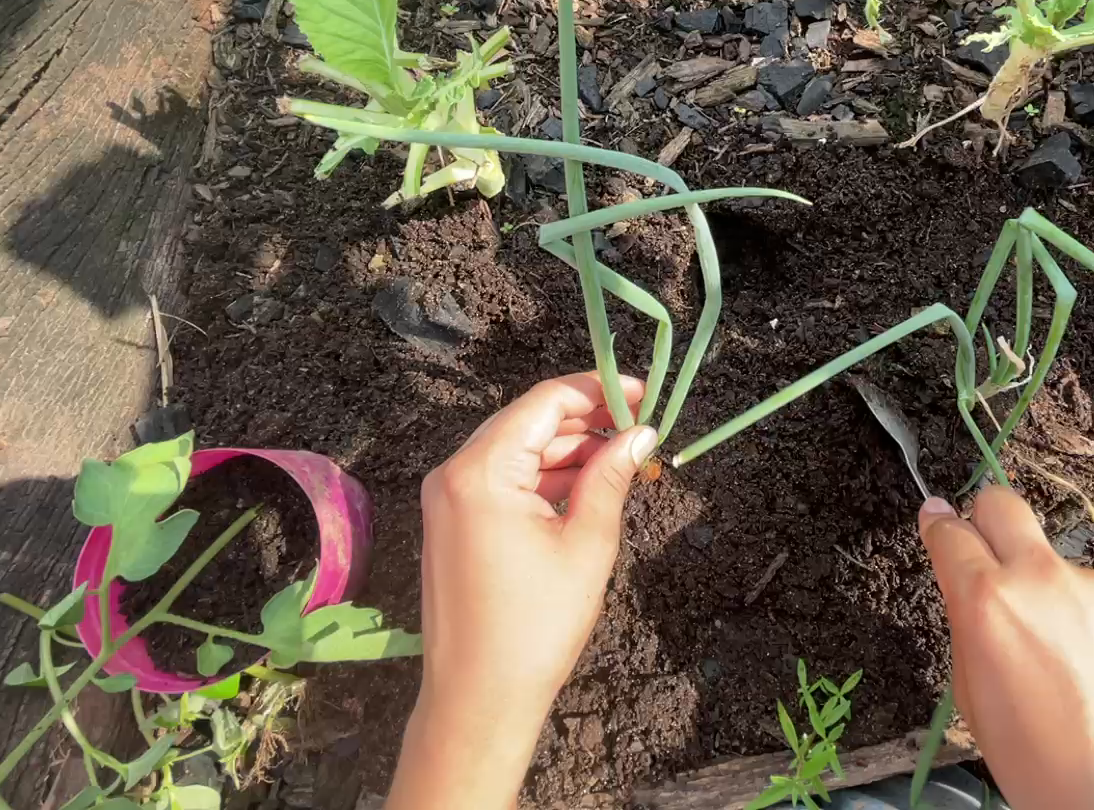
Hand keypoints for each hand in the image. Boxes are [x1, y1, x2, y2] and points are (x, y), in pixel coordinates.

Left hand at [385, 372, 656, 809]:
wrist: (477, 703)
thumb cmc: (535, 625)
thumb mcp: (587, 542)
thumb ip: (612, 475)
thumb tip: (642, 433)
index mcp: (481, 470)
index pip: (545, 402)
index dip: (598, 390)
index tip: (643, 394)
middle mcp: (456, 472)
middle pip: (531, 422)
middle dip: (588, 421)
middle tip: (640, 427)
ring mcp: (450, 497)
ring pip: (521, 450)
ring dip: (572, 451)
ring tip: (625, 459)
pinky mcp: (456, 520)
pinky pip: (507, 479)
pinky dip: (548, 477)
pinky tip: (590, 485)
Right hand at [918, 488, 1093, 809]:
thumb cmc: (1036, 762)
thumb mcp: (970, 695)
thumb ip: (967, 624)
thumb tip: (965, 581)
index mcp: (985, 601)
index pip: (949, 529)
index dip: (937, 523)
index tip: (936, 521)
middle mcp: (1036, 576)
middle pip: (1000, 502)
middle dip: (985, 518)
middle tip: (990, 558)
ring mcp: (1091, 584)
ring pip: (1049, 558)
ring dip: (1042, 585)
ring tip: (1060, 649)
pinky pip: (1090, 590)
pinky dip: (1083, 613)